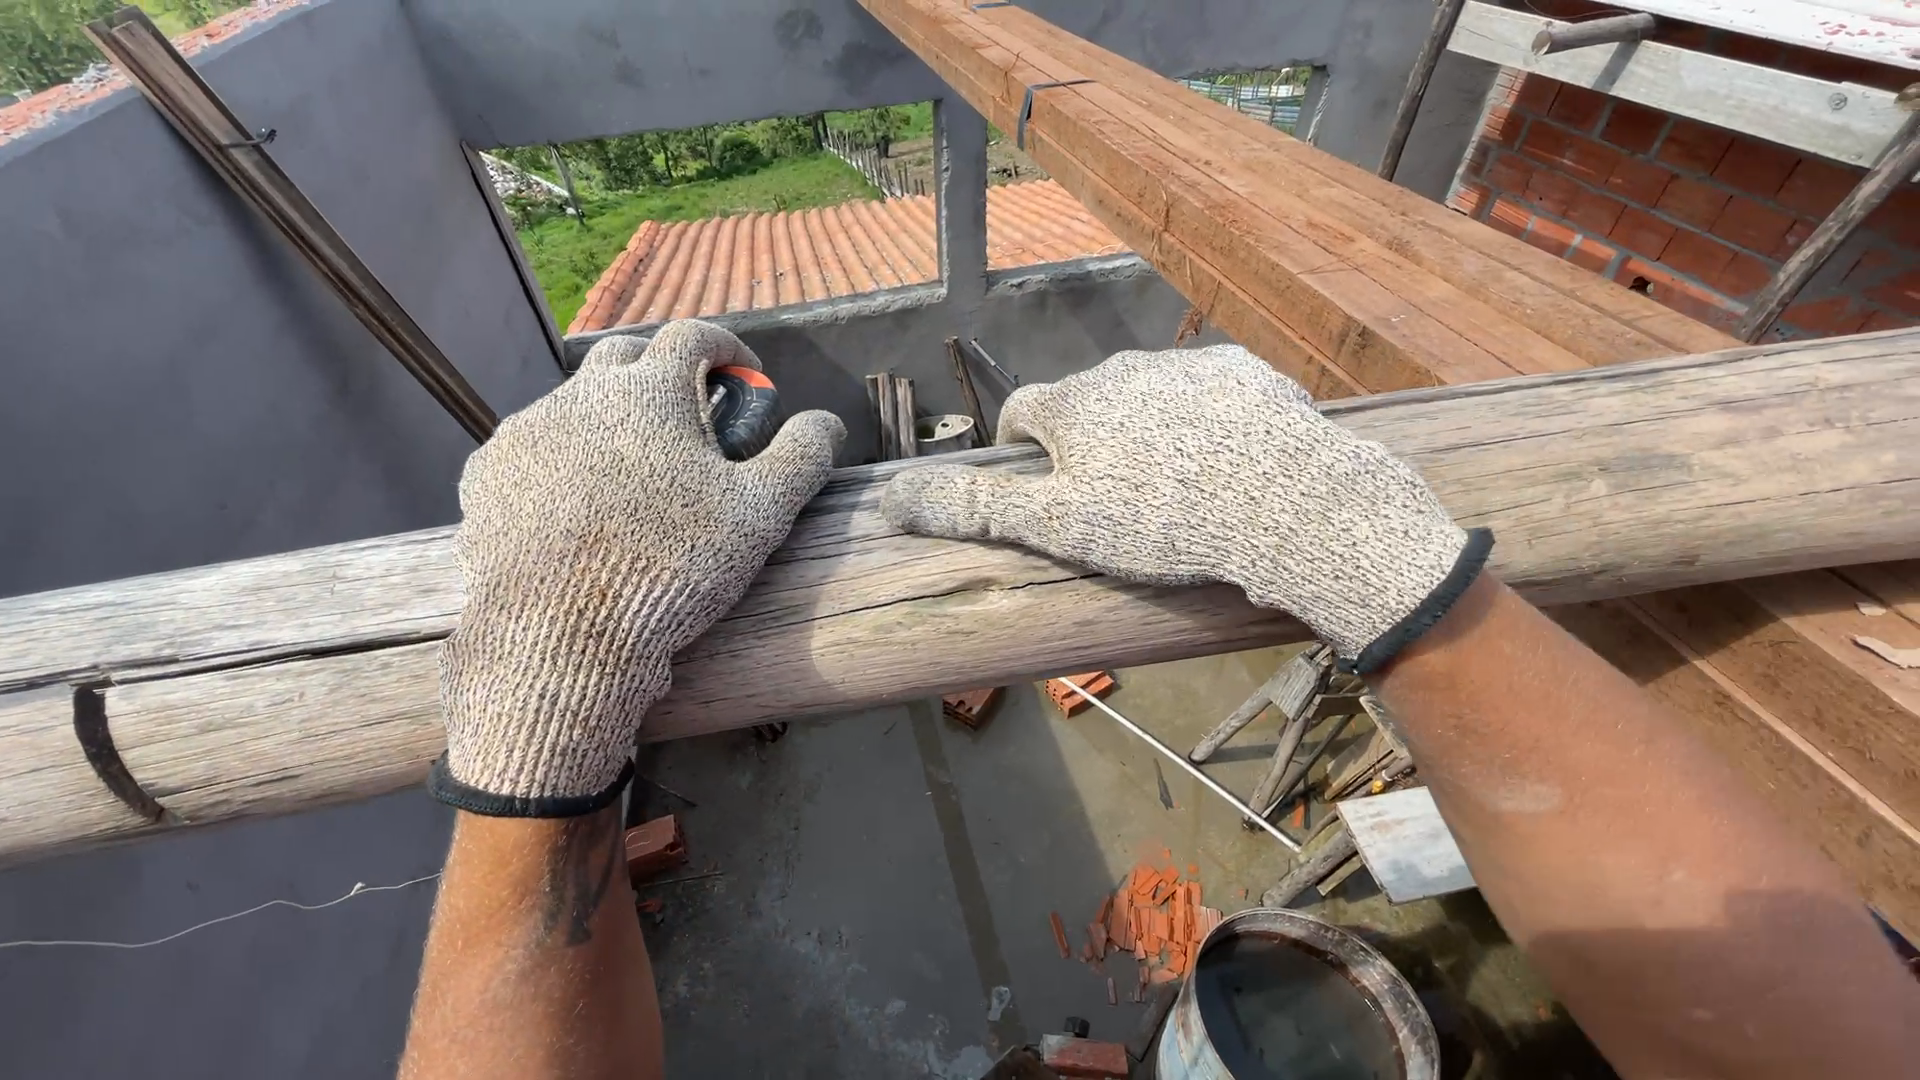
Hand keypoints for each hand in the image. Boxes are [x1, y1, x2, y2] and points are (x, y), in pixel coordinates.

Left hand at [433, 320, 843, 815]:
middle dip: (664, 371)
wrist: (560, 635)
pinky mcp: (485, 478)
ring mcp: (523, 434)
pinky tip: (581, 503)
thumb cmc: (673, 564)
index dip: (727, 349)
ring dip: (612, 417)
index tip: (745, 376)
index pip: (692, 335)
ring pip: (575, 402)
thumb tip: (827, 422)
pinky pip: (533, 448)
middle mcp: (578, 396)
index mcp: (648, 392)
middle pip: (625, 356)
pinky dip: (566, 457)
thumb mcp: (762, 511)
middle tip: (691, 417)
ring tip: (637, 470)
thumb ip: (802, 456)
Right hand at [880, 344, 1488, 670]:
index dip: (1022, 448)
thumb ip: (975, 510)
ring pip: (1145, 396)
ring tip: (1172, 484)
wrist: (1282, 504)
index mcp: (1072, 404)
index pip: (1023, 413)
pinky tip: (1223, 462)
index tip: (1039, 480)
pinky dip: (1201, 420)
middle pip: (1085, 404)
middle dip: (1087, 441)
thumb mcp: (1058, 526)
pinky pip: (1205, 394)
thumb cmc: (1157, 522)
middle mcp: (1119, 370)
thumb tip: (891, 500)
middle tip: (1114, 496)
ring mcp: (1183, 365)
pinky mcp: (1241, 371)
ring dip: (1144, 428)